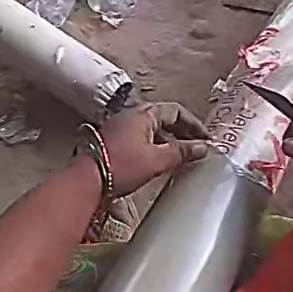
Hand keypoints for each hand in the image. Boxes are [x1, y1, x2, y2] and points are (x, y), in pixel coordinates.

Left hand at [96, 102, 212, 194]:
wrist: (87, 180)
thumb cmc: (122, 166)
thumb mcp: (157, 160)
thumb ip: (181, 152)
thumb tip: (203, 147)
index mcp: (143, 114)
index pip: (176, 111)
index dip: (194, 124)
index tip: (205, 139)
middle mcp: (131, 115)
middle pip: (163, 118)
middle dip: (182, 131)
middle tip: (196, 146)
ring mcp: (120, 127)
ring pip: (151, 129)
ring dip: (168, 140)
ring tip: (180, 156)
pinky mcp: (113, 141)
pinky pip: (140, 138)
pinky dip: (154, 146)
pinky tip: (158, 162)